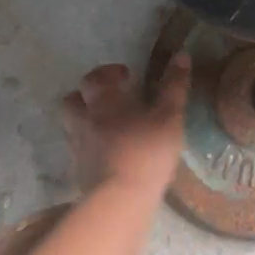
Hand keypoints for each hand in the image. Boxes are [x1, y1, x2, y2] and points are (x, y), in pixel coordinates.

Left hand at [59, 55, 190, 194]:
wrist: (119, 199)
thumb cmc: (147, 149)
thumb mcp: (170, 114)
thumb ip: (174, 84)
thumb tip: (181, 54)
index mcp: (105, 101)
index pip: (94, 77)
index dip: (108, 72)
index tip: (127, 75)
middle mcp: (84, 120)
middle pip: (73, 100)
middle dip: (89, 94)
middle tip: (112, 98)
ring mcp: (78, 147)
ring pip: (73, 124)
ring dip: (87, 118)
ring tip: (111, 125)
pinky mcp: (78, 171)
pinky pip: (79, 148)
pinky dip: (90, 143)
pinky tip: (110, 151)